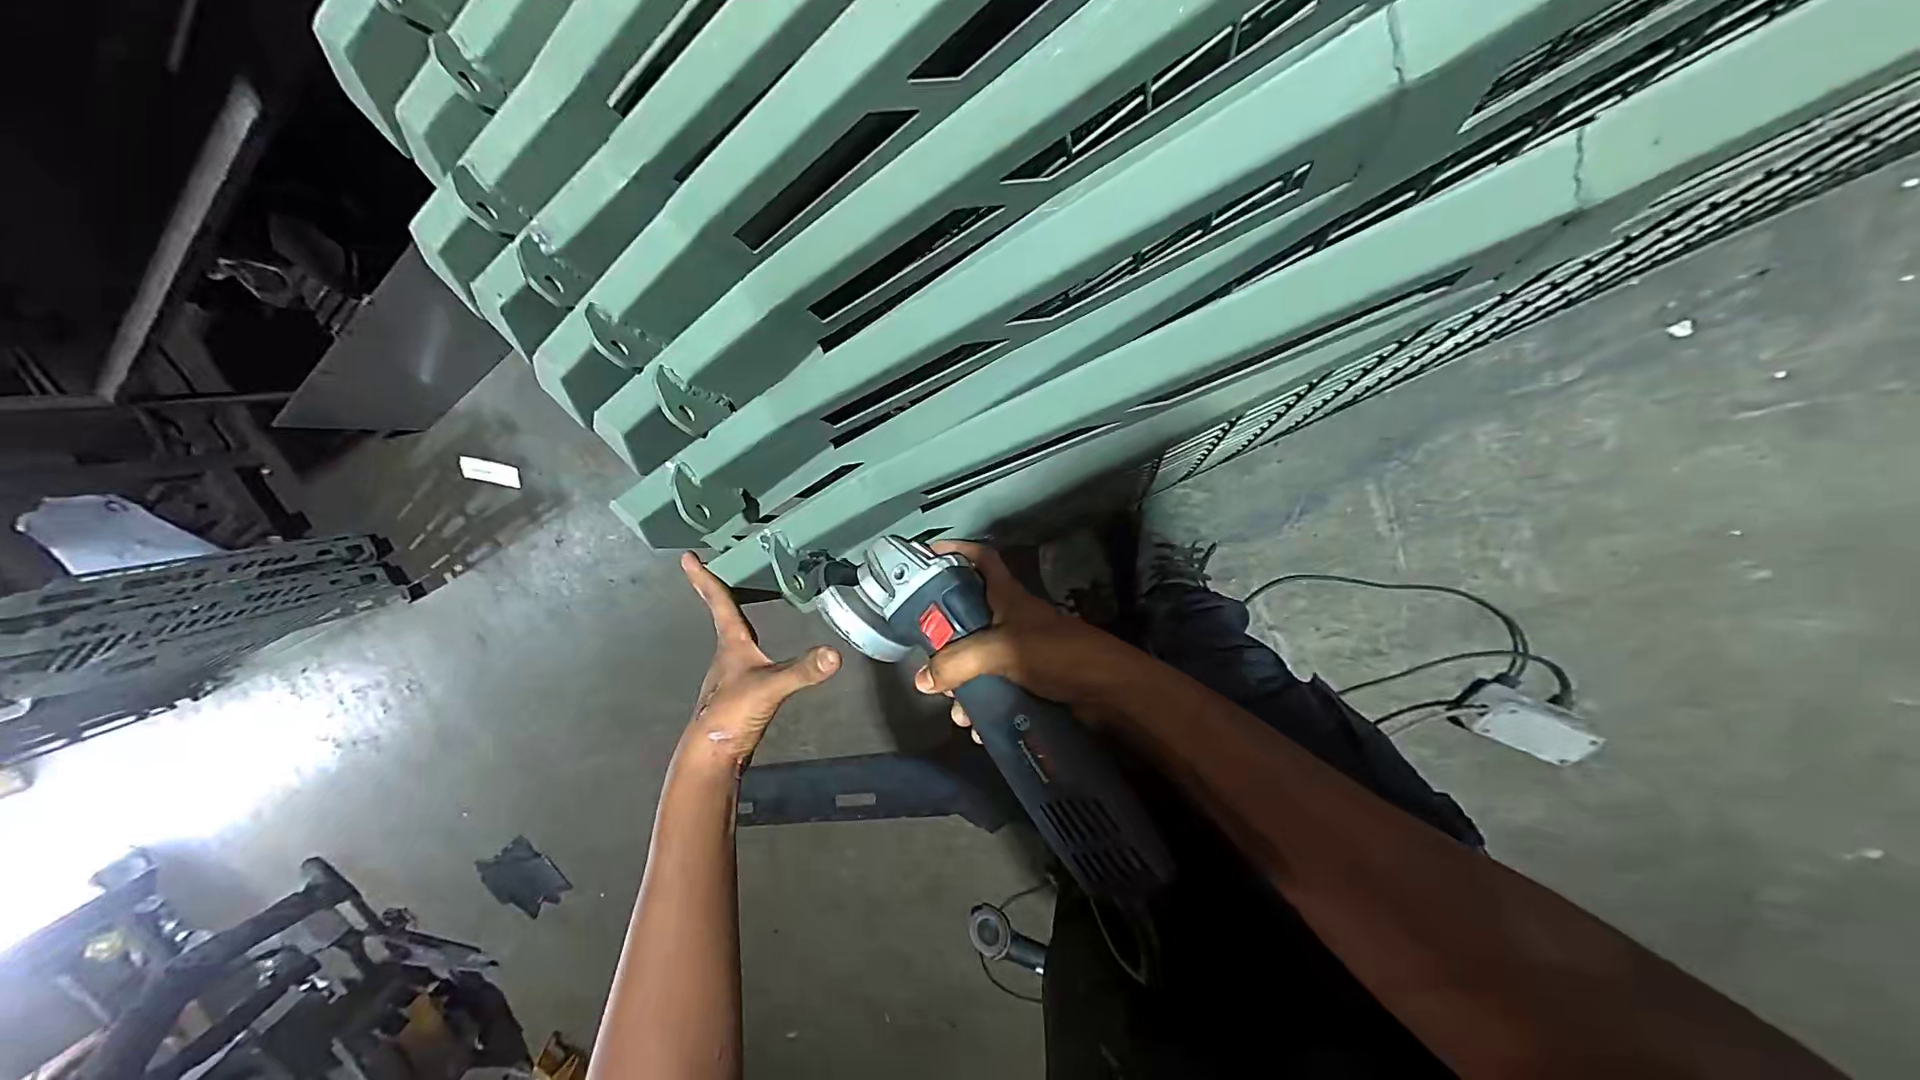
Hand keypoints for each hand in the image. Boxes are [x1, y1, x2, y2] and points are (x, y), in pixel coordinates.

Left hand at [681, 552, 839, 770]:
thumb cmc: (730, 714)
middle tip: (720, 568)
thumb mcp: (771, 687)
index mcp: (731, 645)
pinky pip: (745, 659)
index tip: (688, 556)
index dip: (704, 578)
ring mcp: (731, 675)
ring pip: (733, 638)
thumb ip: (803, 670)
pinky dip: (749, 645)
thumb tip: (835, 654)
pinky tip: (761, 653)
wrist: (711, 757)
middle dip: (719, 591)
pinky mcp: (738, 694)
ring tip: (742, 601)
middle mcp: (727, 655)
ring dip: (734, 617)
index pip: (718, 602)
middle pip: (723, 615)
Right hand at [913, 542, 1139, 737]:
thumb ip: (959, 662)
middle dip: (946, 642)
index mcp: (1008, 598)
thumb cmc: (1057, 654)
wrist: (1108, 692)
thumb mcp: (1001, 650)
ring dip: (965, 687)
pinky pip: (996, 691)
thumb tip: (923, 680)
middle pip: (969, 618)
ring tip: (960, 713)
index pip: (981, 560)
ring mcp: (1022, 651)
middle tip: (930, 664)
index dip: (956, 551)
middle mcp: (1012, 620)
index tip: (927, 555)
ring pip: (979, 662)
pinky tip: (979, 728)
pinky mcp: (1031, 681)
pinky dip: (985, 708)